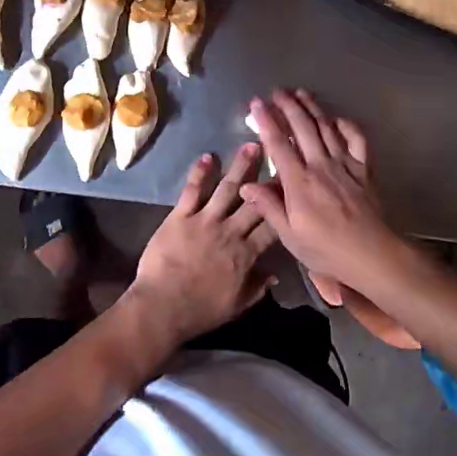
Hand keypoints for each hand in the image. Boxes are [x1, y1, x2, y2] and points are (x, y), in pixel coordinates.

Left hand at [124, 143, 279, 344]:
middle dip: (269, 178)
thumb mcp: (236, 305)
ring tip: (251, 145)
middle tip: (281, 155)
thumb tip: (275, 273)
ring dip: (240, 166)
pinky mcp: (179, 217)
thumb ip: (257, 287)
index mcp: (246, 254)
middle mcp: (230, 231)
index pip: (272, 226)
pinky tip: (208, 156)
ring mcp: (204, 220)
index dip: (284, 207)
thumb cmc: (200, 311)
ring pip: (227, 188)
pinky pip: (192, 191)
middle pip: (254, 201)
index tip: (294, 189)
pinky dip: (200, 173)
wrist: (162, 307)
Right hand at [240, 90, 420, 297]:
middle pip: (302, 127)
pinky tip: (337, 118)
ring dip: (312, 108)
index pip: (278, 144)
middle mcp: (320, 166)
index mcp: (299, 182)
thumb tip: (247, 186)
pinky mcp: (363, 169)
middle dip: (288, 105)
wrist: (373, 254)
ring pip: (326, 128)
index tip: (256, 103)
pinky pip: (356, 139)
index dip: (266, 120)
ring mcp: (344, 164)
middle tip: (277, 91)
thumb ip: (269, 207)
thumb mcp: (290, 236)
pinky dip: (346, 124)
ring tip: (301, 93)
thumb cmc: (326, 250)